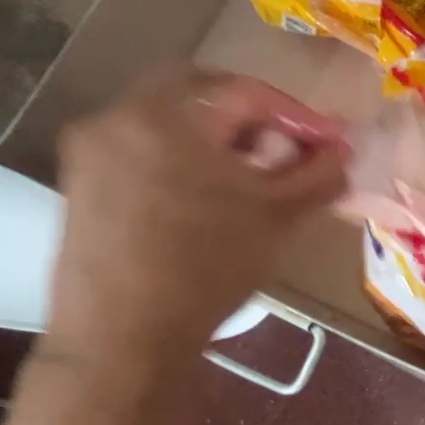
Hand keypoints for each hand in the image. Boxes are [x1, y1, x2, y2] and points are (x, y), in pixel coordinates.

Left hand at [45, 68, 347, 362]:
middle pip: (200, 97)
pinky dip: (188, 160)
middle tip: (293, 150)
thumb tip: (342, 150)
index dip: (298, 115)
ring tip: (259, 179)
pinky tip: (216, 199)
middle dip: (255, 119)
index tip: (332, 143)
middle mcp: (117, 118)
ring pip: (171, 124)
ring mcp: (91, 152)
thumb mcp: (282, 214)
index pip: (245, 92)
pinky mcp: (81, 184)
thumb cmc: (211, 262)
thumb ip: (320, 173)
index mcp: (165, 116)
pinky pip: (146, 151)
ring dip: (221, 140)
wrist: (126, 331)